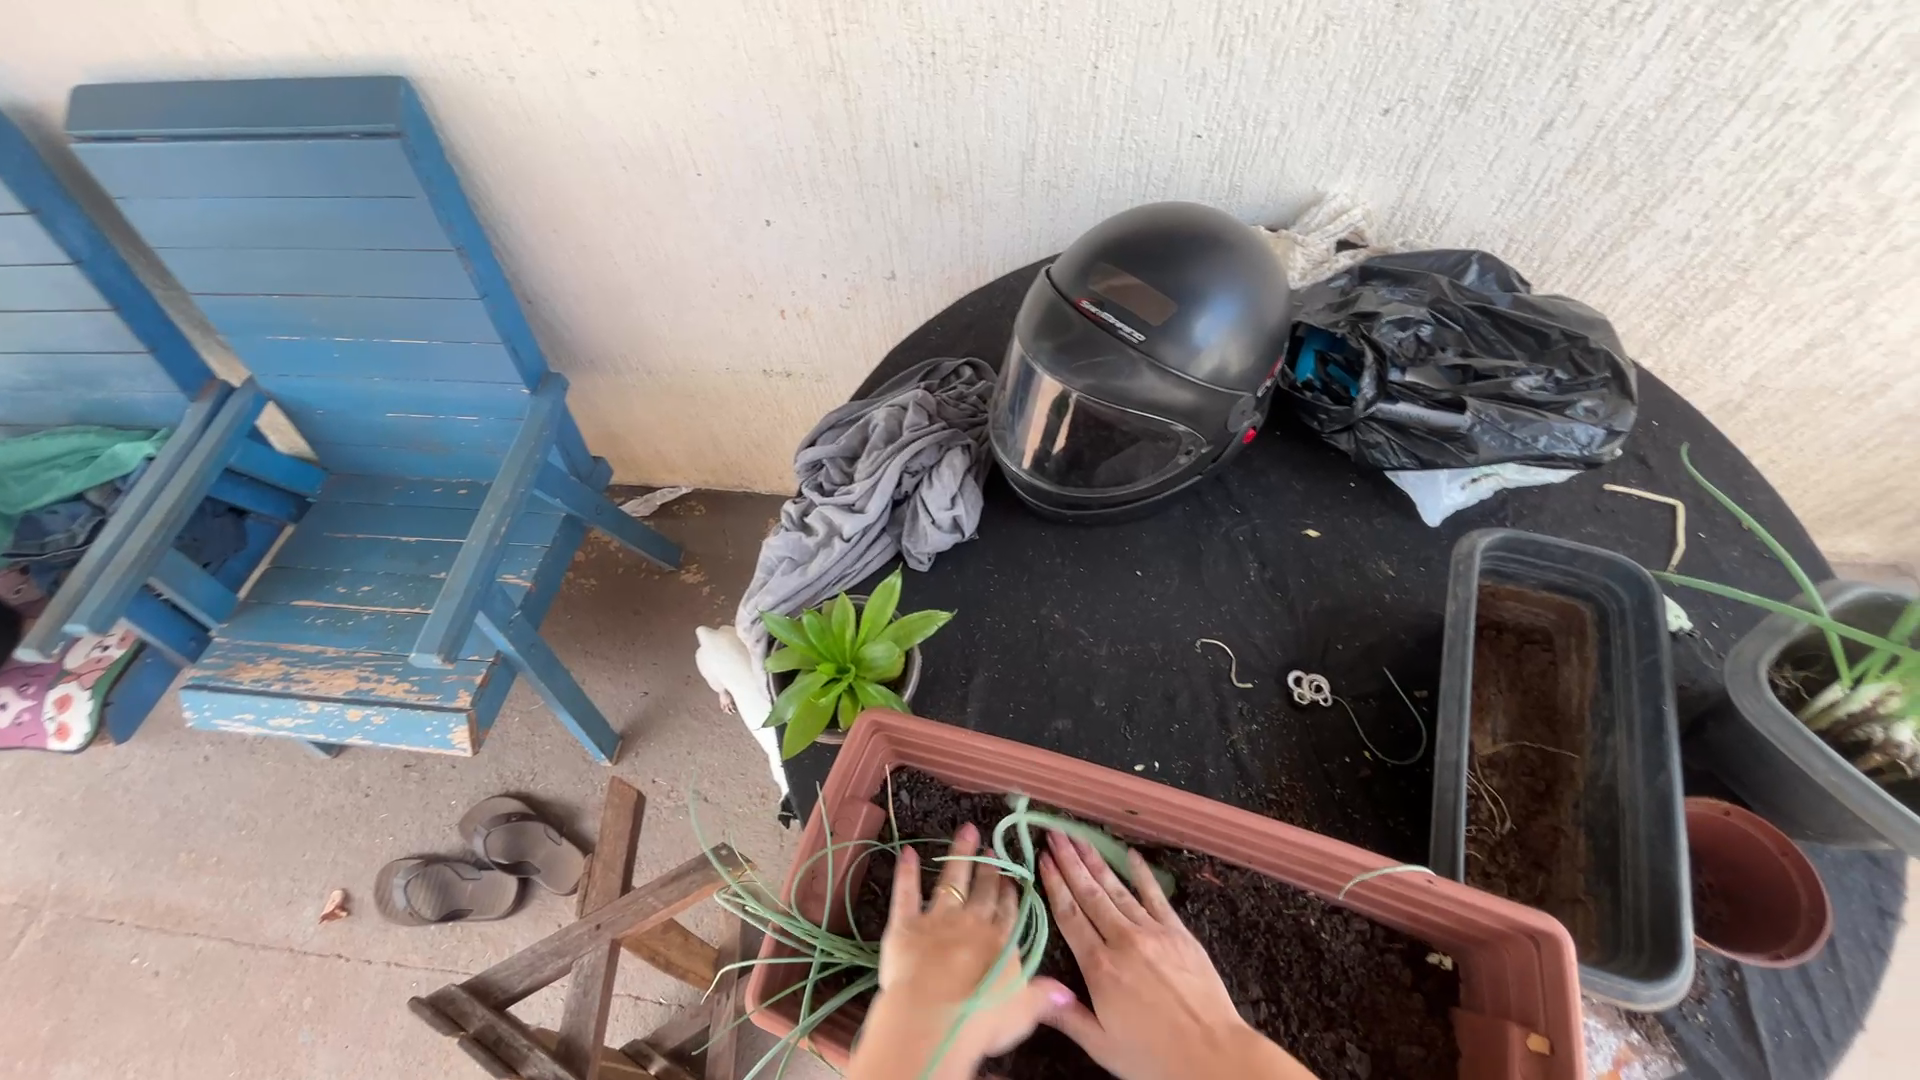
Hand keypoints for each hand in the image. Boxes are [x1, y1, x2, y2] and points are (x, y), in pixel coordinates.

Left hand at [849, 824, 1071, 1079]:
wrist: (934, 1017)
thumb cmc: (981, 1019)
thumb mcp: (1022, 1012)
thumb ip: (1043, 997)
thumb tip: (1068, 995)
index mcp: (1000, 942)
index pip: (1008, 911)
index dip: (1009, 892)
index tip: (1010, 875)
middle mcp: (972, 923)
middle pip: (983, 891)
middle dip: (989, 869)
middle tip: (991, 847)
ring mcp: (938, 920)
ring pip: (951, 880)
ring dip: (960, 854)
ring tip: (966, 831)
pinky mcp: (907, 924)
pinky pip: (906, 893)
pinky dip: (906, 872)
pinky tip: (906, 852)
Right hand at [1038, 832, 1317, 1079]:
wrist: (1214, 1056)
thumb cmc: (1154, 1058)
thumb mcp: (1103, 1046)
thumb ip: (1067, 1016)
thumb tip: (1033, 993)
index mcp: (1100, 967)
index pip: (1069, 915)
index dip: (1054, 884)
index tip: (1042, 858)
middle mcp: (1123, 940)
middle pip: (1090, 893)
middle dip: (1069, 860)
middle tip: (1054, 832)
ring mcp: (1152, 932)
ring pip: (1117, 888)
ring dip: (1095, 860)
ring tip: (1079, 837)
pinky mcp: (1178, 932)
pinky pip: (1155, 896)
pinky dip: (1141, 874)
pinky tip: (1130, 855)